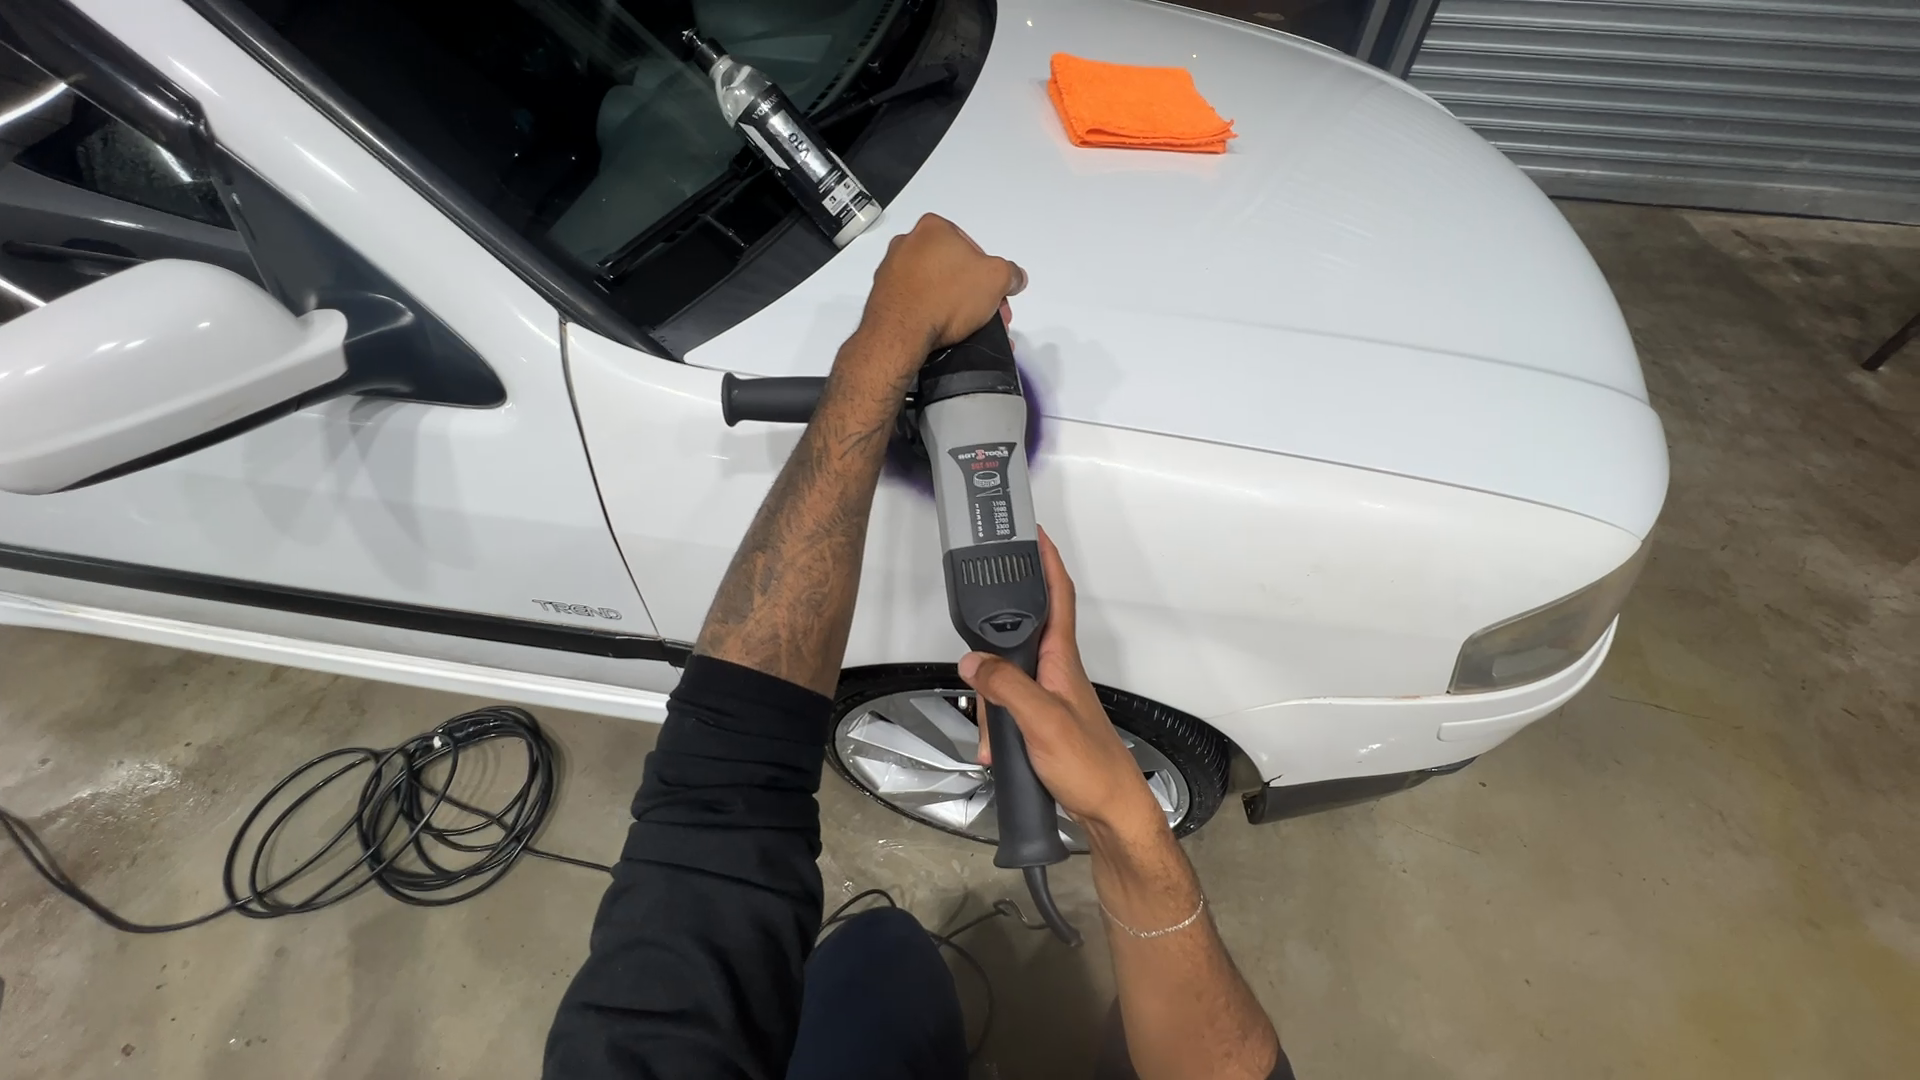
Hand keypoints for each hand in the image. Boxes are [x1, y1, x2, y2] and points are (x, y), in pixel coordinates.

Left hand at [859, 213, 1025, 360]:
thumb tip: (1016, 277)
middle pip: (952, 270)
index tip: (994, 298)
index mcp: (933, 228)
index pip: (971, 248)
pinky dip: (930, 317)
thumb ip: (1011, 273)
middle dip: (973, 294)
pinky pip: (914, 305)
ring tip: (967, 331)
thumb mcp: (996, 279)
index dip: (988, 276)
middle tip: (986, 318)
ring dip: (953, 308)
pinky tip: (942, 334)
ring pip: (933, 288)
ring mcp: (890, 271)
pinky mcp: (880, 297)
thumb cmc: (948, 296)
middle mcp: (907, 243)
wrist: (900, 332)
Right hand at [958, 530, 1165, 837]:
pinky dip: (996, 726)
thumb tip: (972, 662)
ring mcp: (1048, 694)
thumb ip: (1005, 686)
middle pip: (1015, 638)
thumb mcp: (1042, 719)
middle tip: (983, 679)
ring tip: (996, 738)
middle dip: (991, 657)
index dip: (1047, 560)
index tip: (1033, 533)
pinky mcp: (1040, 717)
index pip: (1058, 594)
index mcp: (1062, 657)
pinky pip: (1007, 708)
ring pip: (1005, 678)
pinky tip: (997, 749)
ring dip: (992, 706)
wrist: (1109, 810)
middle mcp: (1055, 669)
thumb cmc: (1091, 764)